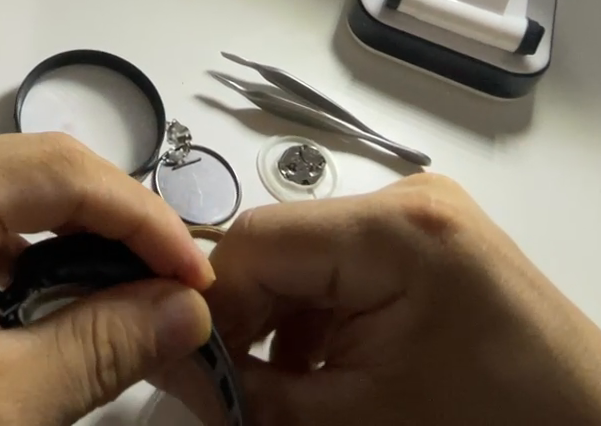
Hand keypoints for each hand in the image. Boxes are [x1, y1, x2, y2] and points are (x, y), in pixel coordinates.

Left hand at [0, 134, 214, 424]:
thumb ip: (97, 348)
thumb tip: (185, 307)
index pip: (62, 170)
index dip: (141, 216)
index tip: (199, 276)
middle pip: (44, 176)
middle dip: (118, 226)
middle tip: (179, 289)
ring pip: (22, 207)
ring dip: (84, 248)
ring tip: (142, 299)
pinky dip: (42, 270)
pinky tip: (75, 310)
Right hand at [205, 174, 600, 425]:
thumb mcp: (363, 425)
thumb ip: (256, 397)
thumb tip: (171, 369)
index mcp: (398, 228)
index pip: (260, 240)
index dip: (214, 304)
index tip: (192, 367)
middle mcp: (406, 198)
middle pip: (282, 246)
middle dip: (248, 322)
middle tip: (229, 391)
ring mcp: (420, 215)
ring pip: (306, 260)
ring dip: (278, 326)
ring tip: (276, 394)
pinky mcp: (428, 242)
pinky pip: (342, 271)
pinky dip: (317, 323)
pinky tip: (319, 376)